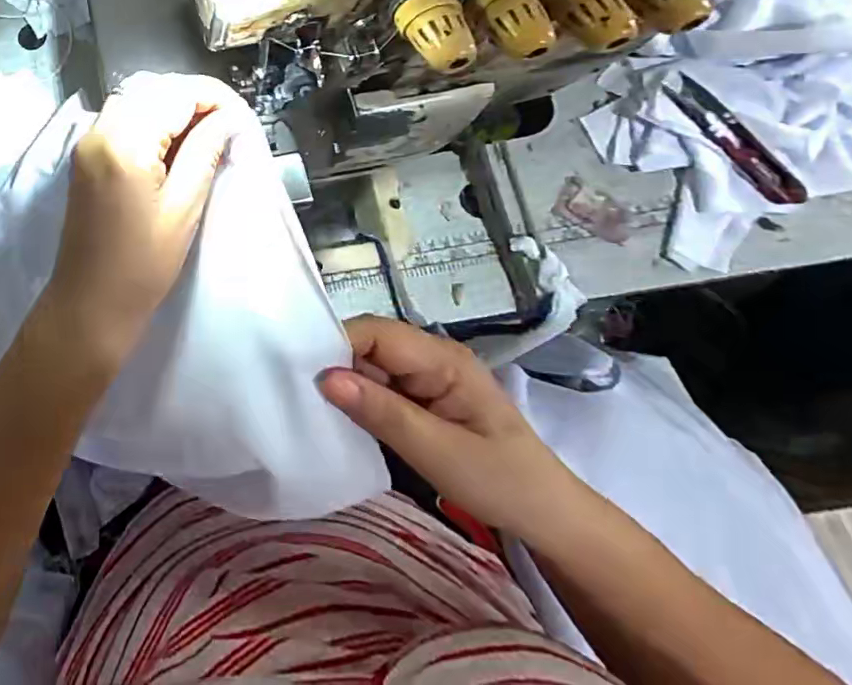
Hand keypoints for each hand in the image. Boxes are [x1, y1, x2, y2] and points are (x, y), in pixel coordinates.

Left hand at [36, 73, 243, 369]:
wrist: (90, 303)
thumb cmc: (143, 265)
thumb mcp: (184, 207)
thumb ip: (205, 152)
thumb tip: (228, 119)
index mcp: (124, 142)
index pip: (175, 94)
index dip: (214, 98)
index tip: (242, 116)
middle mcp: (99, 132)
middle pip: (153, 90)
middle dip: (194, 99)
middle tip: (228, 125)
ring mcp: (87, 143)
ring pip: (136, 100)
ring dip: (171, 107)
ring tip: (205, 134)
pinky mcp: (85, 158)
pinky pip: (121, 120)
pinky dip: (150, 120)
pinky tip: (173, 144)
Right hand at [318, 315, 591, 539]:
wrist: (549, 518)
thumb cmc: (501, 482)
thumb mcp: (438, 452)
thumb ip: (381, 412)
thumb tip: (324, 378)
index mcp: (442, 358)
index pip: (376, 333)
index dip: (337, 345)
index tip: (304, 376)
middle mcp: (431, 357)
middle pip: (369, 345)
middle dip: (336, 365)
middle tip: (302, 396)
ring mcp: (426, 377)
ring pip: (370, 366)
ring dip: (346, 385)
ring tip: (315, 408)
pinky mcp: (421, 398)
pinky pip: (379, 387)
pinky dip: (360, 401)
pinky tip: (342, 419)